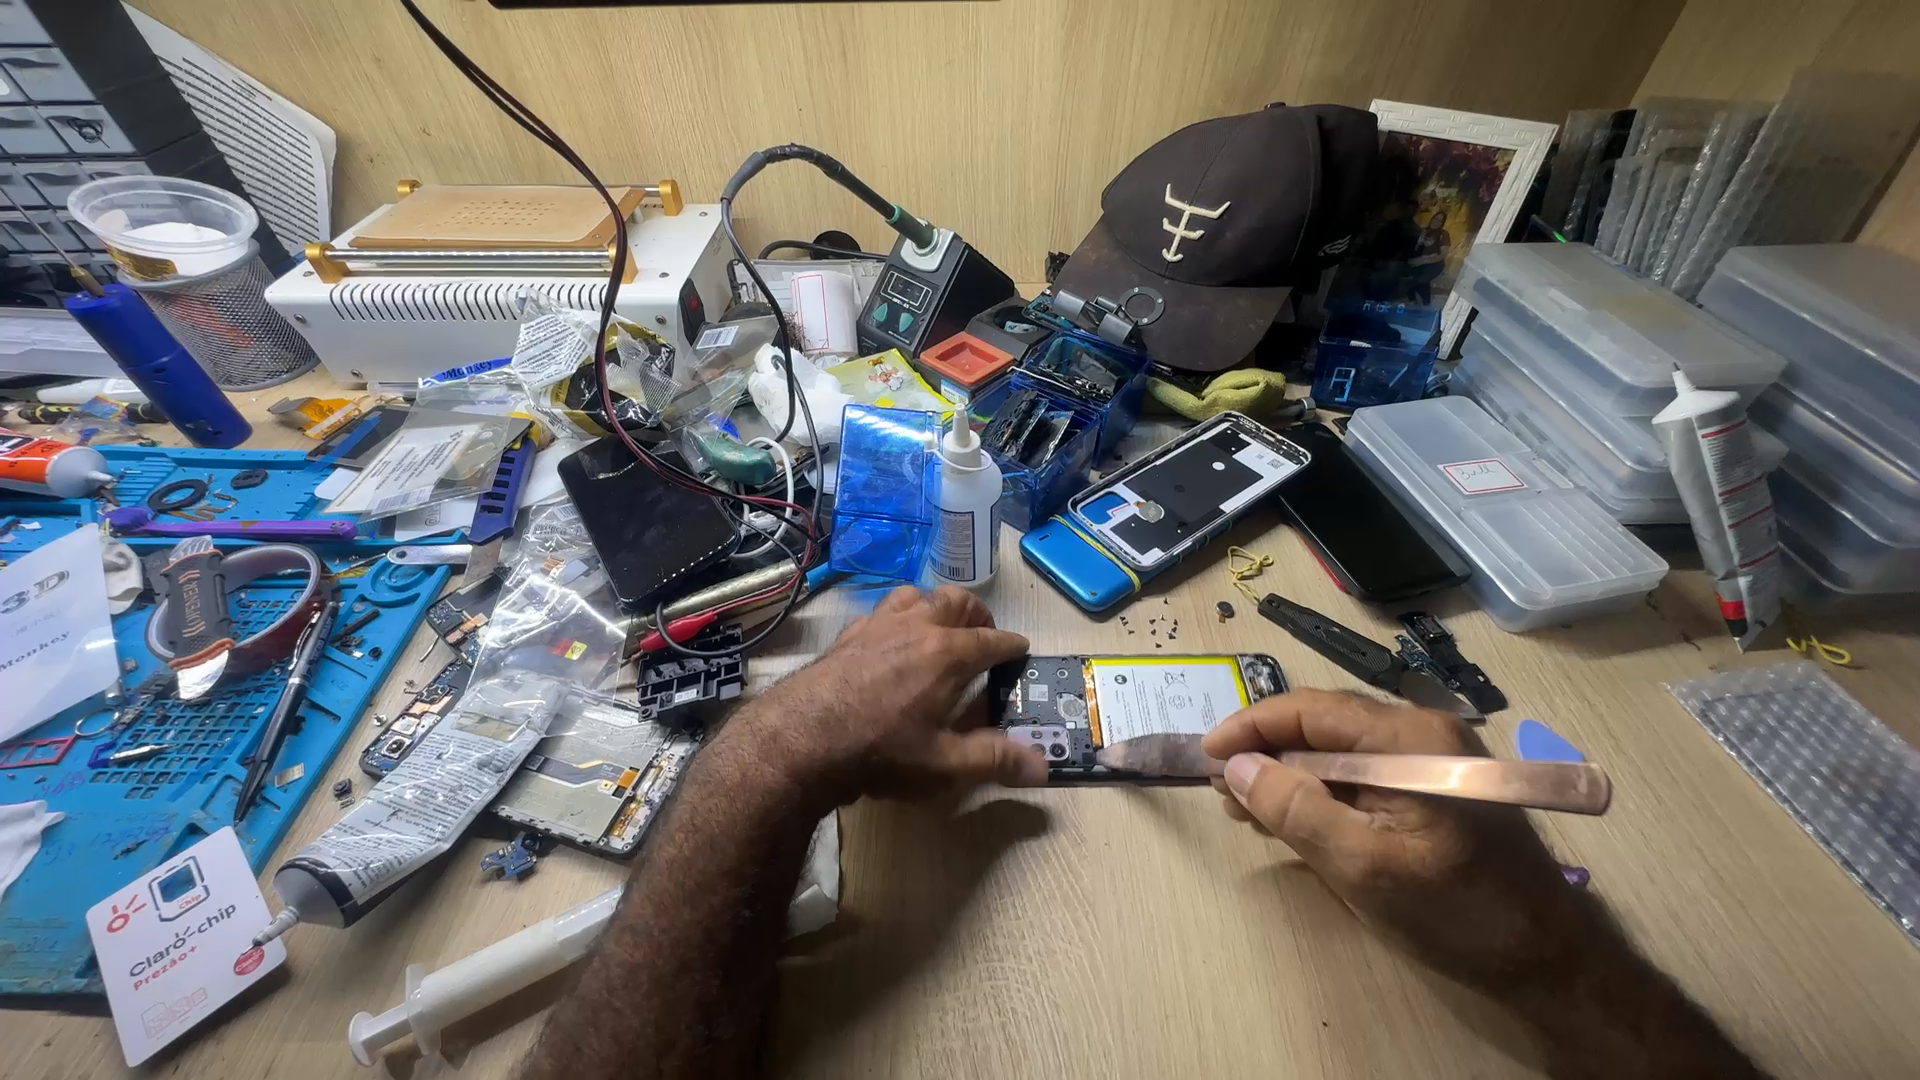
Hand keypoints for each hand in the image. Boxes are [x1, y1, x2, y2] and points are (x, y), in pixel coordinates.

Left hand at [720, 585, 1047, 809]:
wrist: (802, 739)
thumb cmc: (881, 752)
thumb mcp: (944, 765)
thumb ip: (994, 760)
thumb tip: (1044, 766)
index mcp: (949, 653)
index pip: (993, 640)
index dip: (1012, 645)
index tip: (1022, 649)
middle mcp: (917, 627)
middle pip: (956, 601)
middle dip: (977, 613)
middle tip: (984, 633)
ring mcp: (879, 625)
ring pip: (916, 595)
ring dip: (934, 606)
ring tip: (938, 626)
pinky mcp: (848, 634)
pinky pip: (880, 611)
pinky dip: (896, 618)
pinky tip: (888, 640)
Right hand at [1202, 689, 1591, 996]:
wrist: (1553, 964)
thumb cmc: (1457, 913)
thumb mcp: (1361, 864)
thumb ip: (1293, 808)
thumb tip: (1234, 766)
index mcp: (1408, 738)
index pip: (1308, 709)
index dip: (1250, 727)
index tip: (1207, 754)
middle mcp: (1419, 731)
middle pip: (1319, 724)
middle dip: (1264, 751)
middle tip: (1221, 787)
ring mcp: (1428, 756)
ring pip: (1334, 749)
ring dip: (1286, 772)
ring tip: (1244, 804)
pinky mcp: (1429, 783)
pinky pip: (1358, 771)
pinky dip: (1317, 789)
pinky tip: (1291, 812)